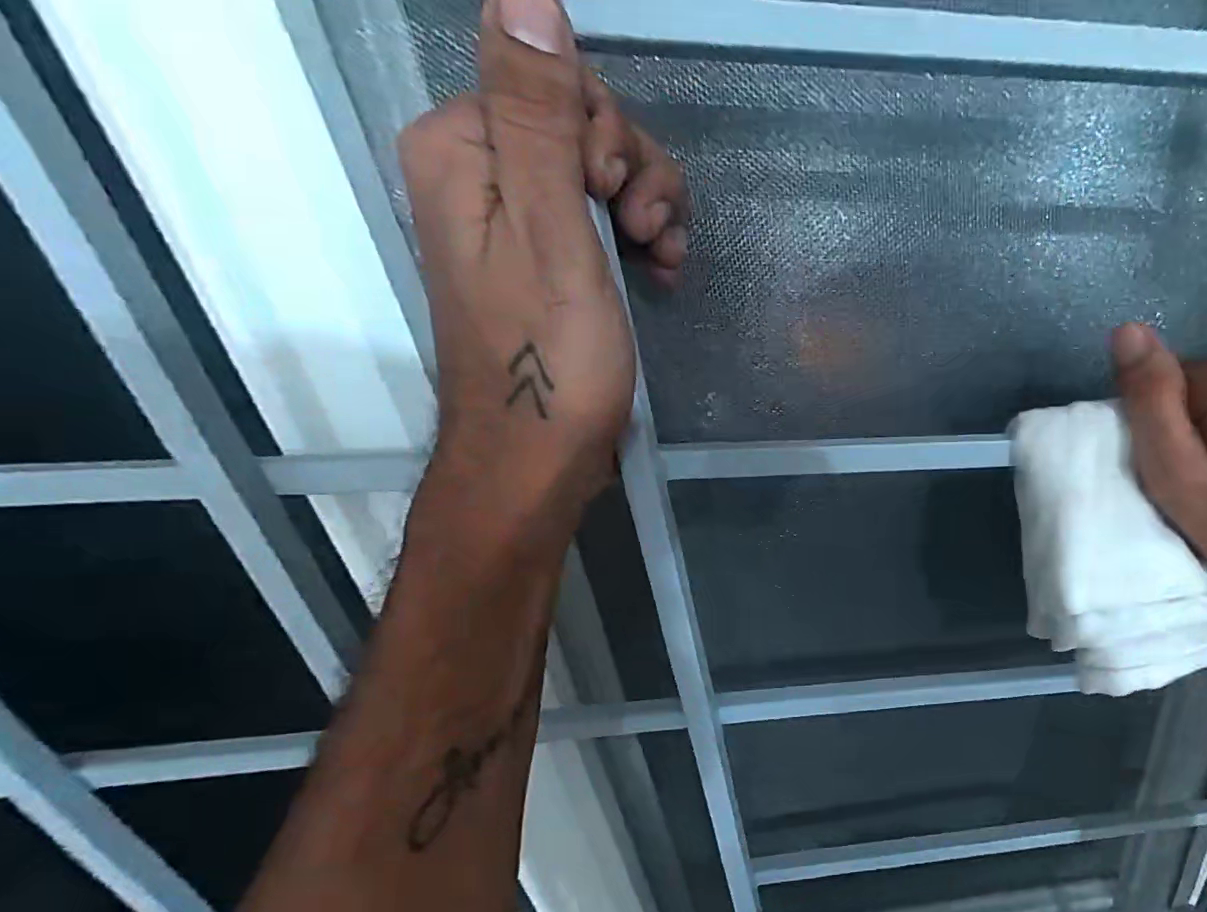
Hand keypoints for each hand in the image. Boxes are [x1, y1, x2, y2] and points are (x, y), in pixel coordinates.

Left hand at [398, 0, 689, 521]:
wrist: (541, 454)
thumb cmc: (551, 354)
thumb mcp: (553, 233)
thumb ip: (540, 117)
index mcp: (464, 148)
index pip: (553, 82)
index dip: (607, 136)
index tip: (614, 204)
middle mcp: (483, 171)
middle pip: (585, 124)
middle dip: (634, 175)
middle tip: (642, 236)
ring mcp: (519, 219)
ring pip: (605, 172)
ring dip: (650, 210)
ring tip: (661, 263)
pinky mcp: (551, 258)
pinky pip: (606, 218)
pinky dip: (642, 239)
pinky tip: (660, 273)